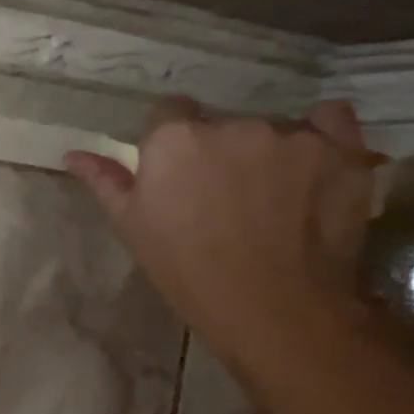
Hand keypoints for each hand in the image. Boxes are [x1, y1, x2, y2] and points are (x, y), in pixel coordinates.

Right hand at [64, 98, 379, 366]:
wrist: (272, 302)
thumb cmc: (184, 264)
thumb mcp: (130, 223)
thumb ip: (106, 180)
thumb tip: (73, 154)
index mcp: (173, 138)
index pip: (168, 110)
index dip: (170, 137)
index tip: (176, 165)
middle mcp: (231, 125)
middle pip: (222, 122)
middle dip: (220, 146)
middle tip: (223, 188)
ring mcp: (290, 136)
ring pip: (272, 127)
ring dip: (267, 148)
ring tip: (271, 189)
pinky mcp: (341, 152)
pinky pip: (331, 120)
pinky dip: (322, 130)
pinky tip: (312, 156)